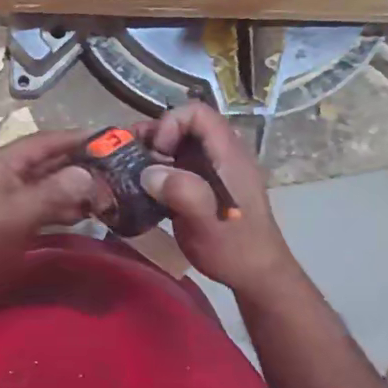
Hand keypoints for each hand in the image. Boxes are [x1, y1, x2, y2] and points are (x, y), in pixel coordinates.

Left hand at [0, 129, 95, 285]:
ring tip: (105, 193)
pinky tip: (84, 213)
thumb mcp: (17, 216)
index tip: (108, 138)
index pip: (46, 141)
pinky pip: (43, 200)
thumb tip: (87, 174)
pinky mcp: (12, 211)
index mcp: (2, 162)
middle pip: (50, 160)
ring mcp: (8, 191)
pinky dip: (63, 204)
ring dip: (75, 187)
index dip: (77, 139)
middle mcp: (6, 170)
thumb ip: (52, 194)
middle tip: (114, 170)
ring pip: (49, 181)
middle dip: (81, 165)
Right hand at [138, 102, 302, 293]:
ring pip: (180, 146)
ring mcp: (214, 171)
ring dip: (154, 155)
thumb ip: (182, 191)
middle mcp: (221, 155)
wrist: (256, 274)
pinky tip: (144, 191)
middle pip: (185, 126)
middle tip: (132, 159)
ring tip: (132, 173)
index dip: (171, 123)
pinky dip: (159, 172)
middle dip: (156, 137)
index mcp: (228, 153)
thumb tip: (149, 172)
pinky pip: (179, 167)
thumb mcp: (206, 220)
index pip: (197, 113)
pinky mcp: (205, 188)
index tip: (156, 152)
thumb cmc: (235, 246)